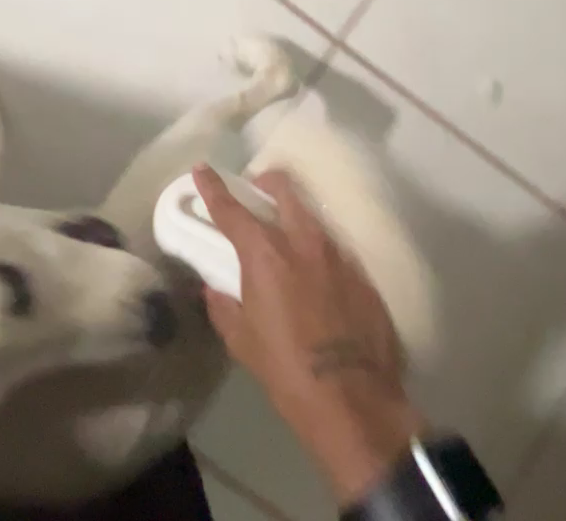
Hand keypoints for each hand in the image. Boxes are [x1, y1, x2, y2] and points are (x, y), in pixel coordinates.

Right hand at [192, 166, 422, 505]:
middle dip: (267, 182)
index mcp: (265, 254)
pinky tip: (318, 276)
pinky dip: (320, 252)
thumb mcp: (242, 340)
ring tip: (289, 236)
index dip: (213, 186)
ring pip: (313, 216)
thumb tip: (215, 289)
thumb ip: (224, 306)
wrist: (352, 397)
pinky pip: (336, 249)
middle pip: (283, 190)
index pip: (231, 209)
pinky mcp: (363, 273)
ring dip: (296, 216)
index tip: (202, 168)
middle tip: (257, 191)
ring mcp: (339, 253)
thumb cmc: (286, 368)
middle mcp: (303, 241)